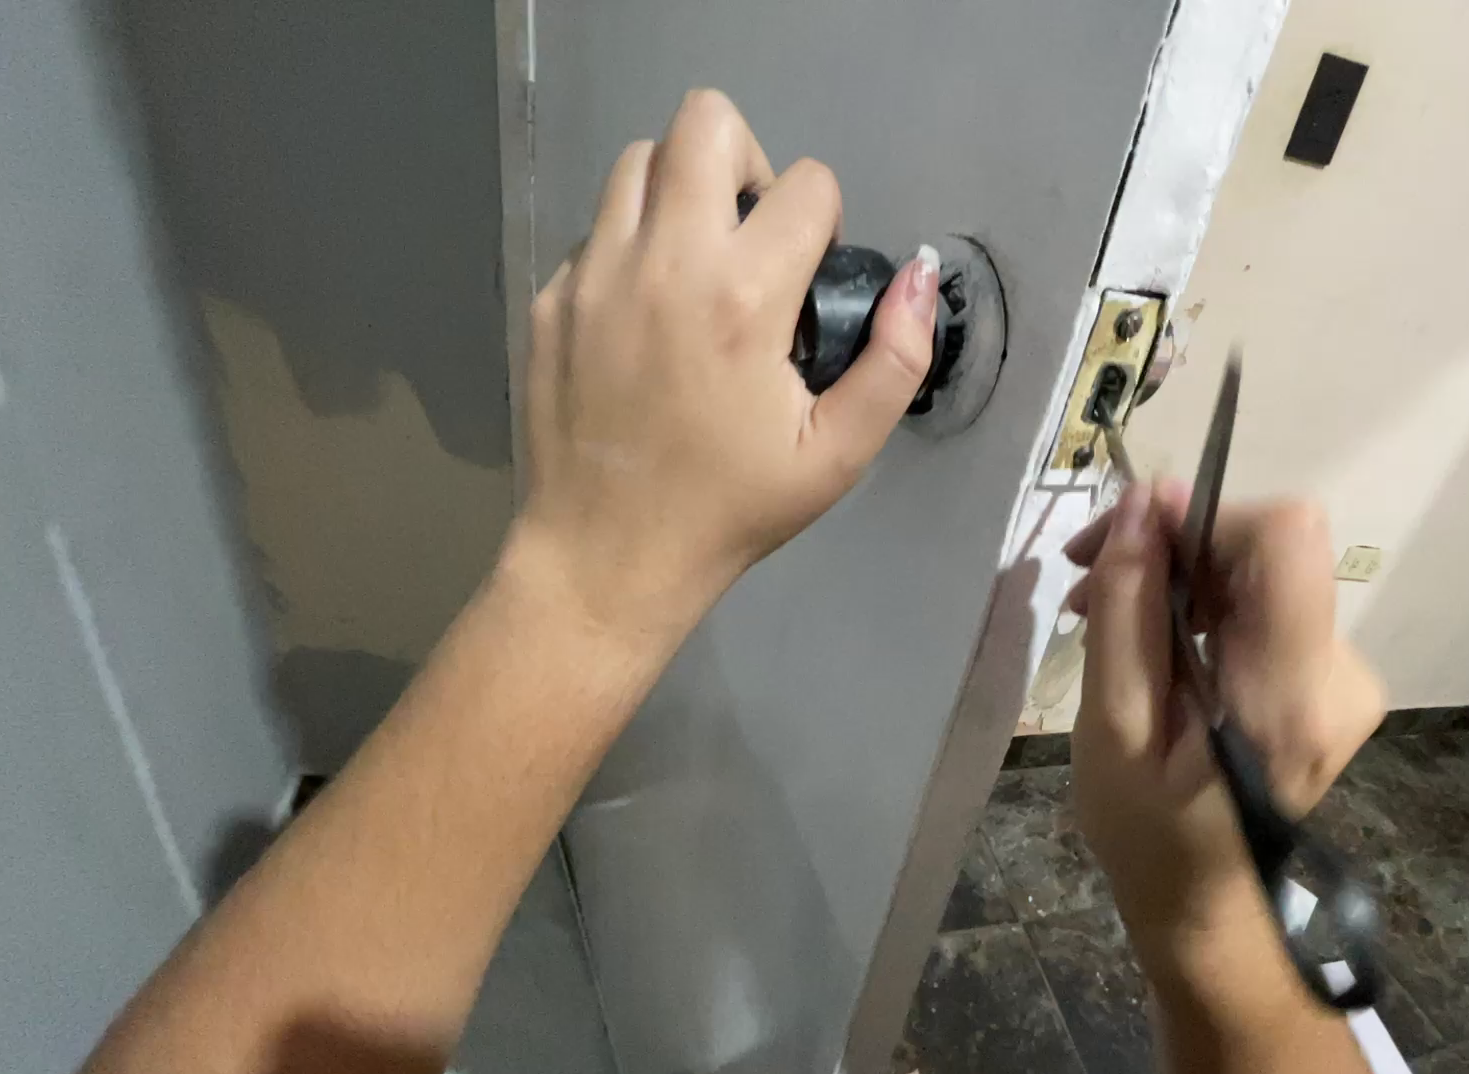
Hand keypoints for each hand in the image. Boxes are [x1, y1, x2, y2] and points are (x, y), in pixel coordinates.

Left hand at [509, 89, 937, 630]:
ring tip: (701, 275)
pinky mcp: (551, 296)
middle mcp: (660, 260)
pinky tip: (647, 321)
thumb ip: (894, 361)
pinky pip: (599, 228)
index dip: (826, 226)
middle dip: (749, 169)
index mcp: (741, 298)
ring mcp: (591, 273)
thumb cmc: (734, 509)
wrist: (609, 556)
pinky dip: (635, 247)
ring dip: (686, 195)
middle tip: (755, 250)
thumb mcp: (839, 453)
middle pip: (706, 121)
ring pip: (640, 160)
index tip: (809, 288)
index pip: (807, 185)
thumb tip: (918, 275)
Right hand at [1062, 480, 1384, 950]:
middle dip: (1167, 545)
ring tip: (1097, 610)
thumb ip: (1128, 608)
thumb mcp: (1112, 723)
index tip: (1126, 537)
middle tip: (1082, 578)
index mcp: (1289, 693)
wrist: (1202, 901)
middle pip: (1262, 549)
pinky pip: (1257, 600)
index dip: (1202, 516)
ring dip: (1171, 573)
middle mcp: (1338, 671)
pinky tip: (1143, 632)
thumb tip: (1140, 502)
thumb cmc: (1145, 829)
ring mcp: (1339, 673)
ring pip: (1254, 569)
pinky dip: (1193, 600)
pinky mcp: (1322, 674)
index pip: (1284, 539)